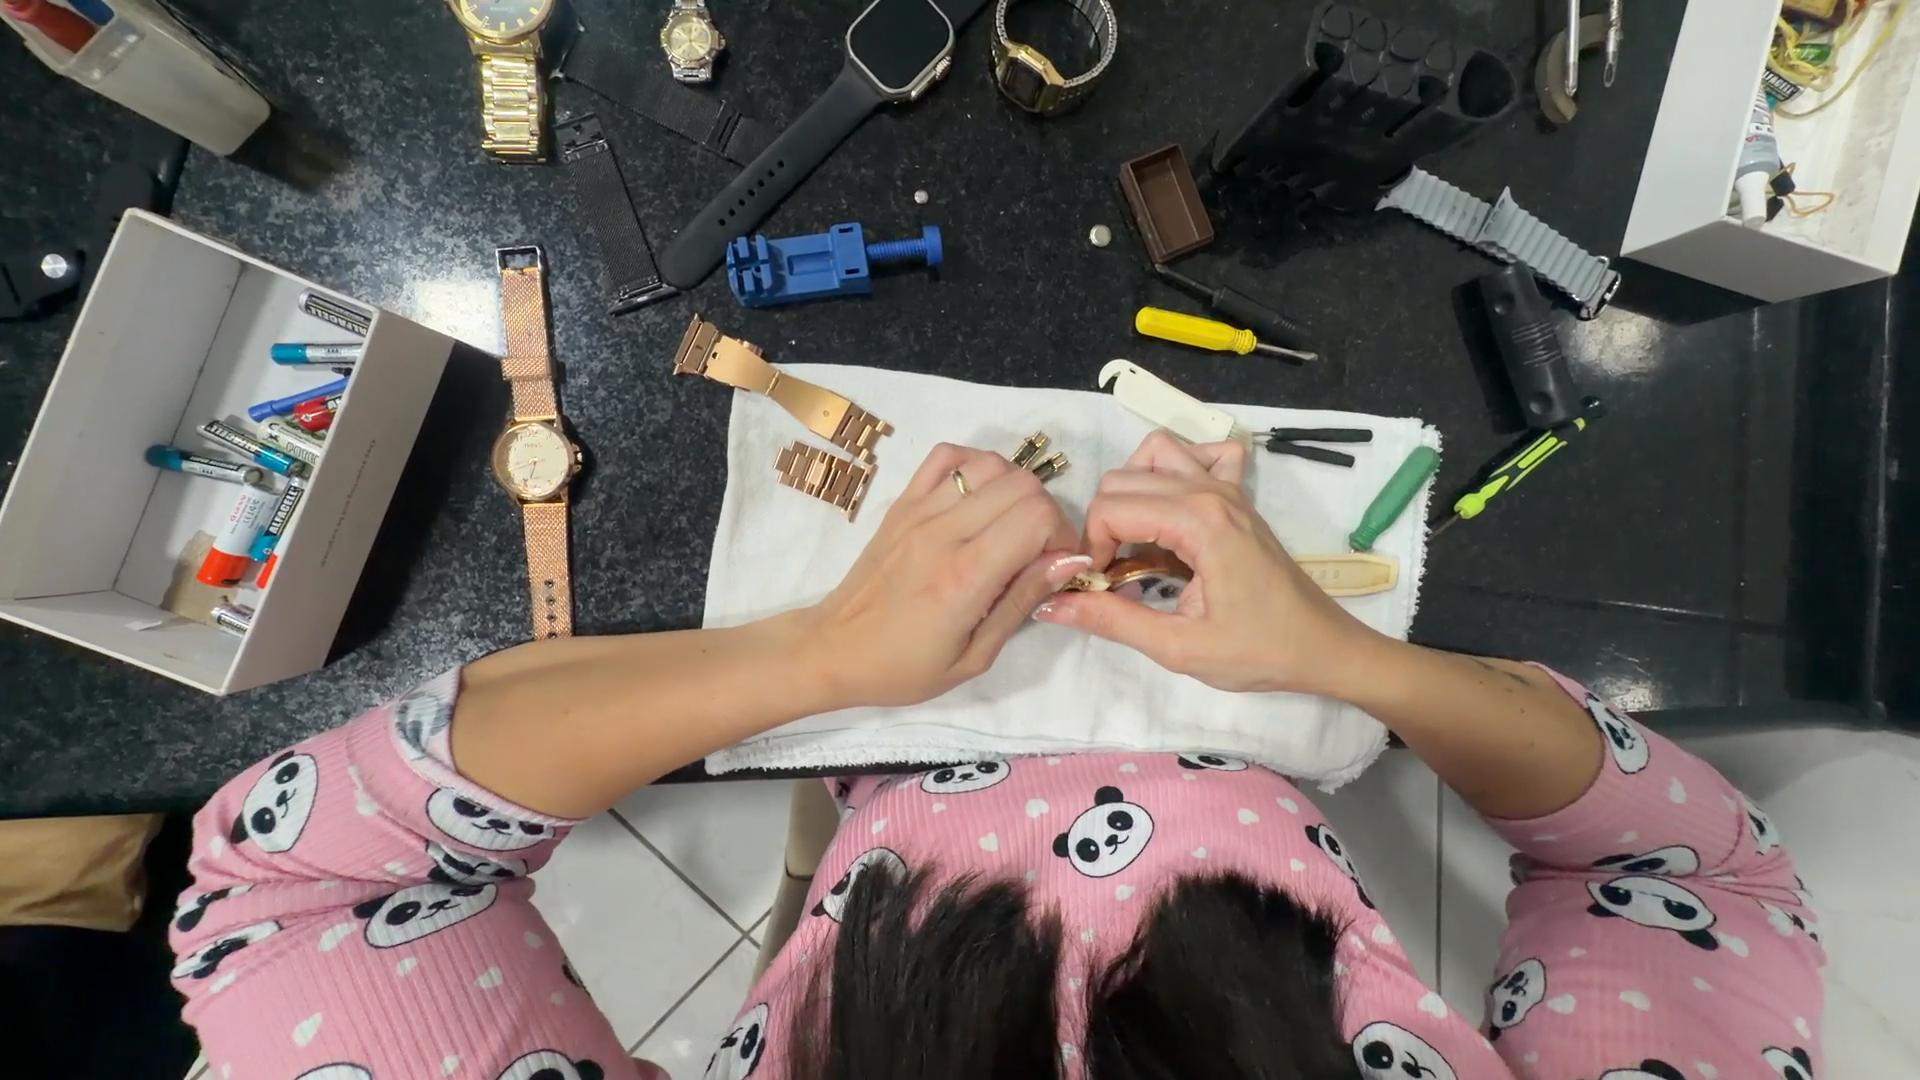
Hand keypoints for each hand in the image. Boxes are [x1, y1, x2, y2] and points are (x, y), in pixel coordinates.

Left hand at [808, 443, 1087, 707]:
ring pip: (990, 463)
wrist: (834, 649)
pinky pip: (947, 456)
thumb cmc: (905, 667)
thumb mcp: (975, 656)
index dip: (1062, 536)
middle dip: (1046, 513)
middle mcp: (942, 532)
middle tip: (1036, 548)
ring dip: (1014, 489)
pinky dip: (974, 467)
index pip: (1036, 516)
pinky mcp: (902, 503)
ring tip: (1008, 525)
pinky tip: (977, 500)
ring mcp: (918, 511)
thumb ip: (1022, 600)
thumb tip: (1069, 560)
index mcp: (964, 577)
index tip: (1055, 565)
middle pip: (1022, 483)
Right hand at [1035, 431, 1385, 694]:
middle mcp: (1210, 491)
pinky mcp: (1238, 496)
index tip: (1102, 588)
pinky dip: (1177, 468)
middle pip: (1122, 480)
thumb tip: (1051, 604)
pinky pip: (1201, 454)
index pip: (1110, 509)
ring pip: (1154, 452)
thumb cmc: (1259, 651)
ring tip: (1135, 537)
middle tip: (1114, 573)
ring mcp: (1227, 488)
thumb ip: (1111, 620)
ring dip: (1131, 490)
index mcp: (1198, 522)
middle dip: (1103, 525)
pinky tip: (1173, 508)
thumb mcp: (1178, 647)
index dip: (1092, 549)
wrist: (1324, 649)